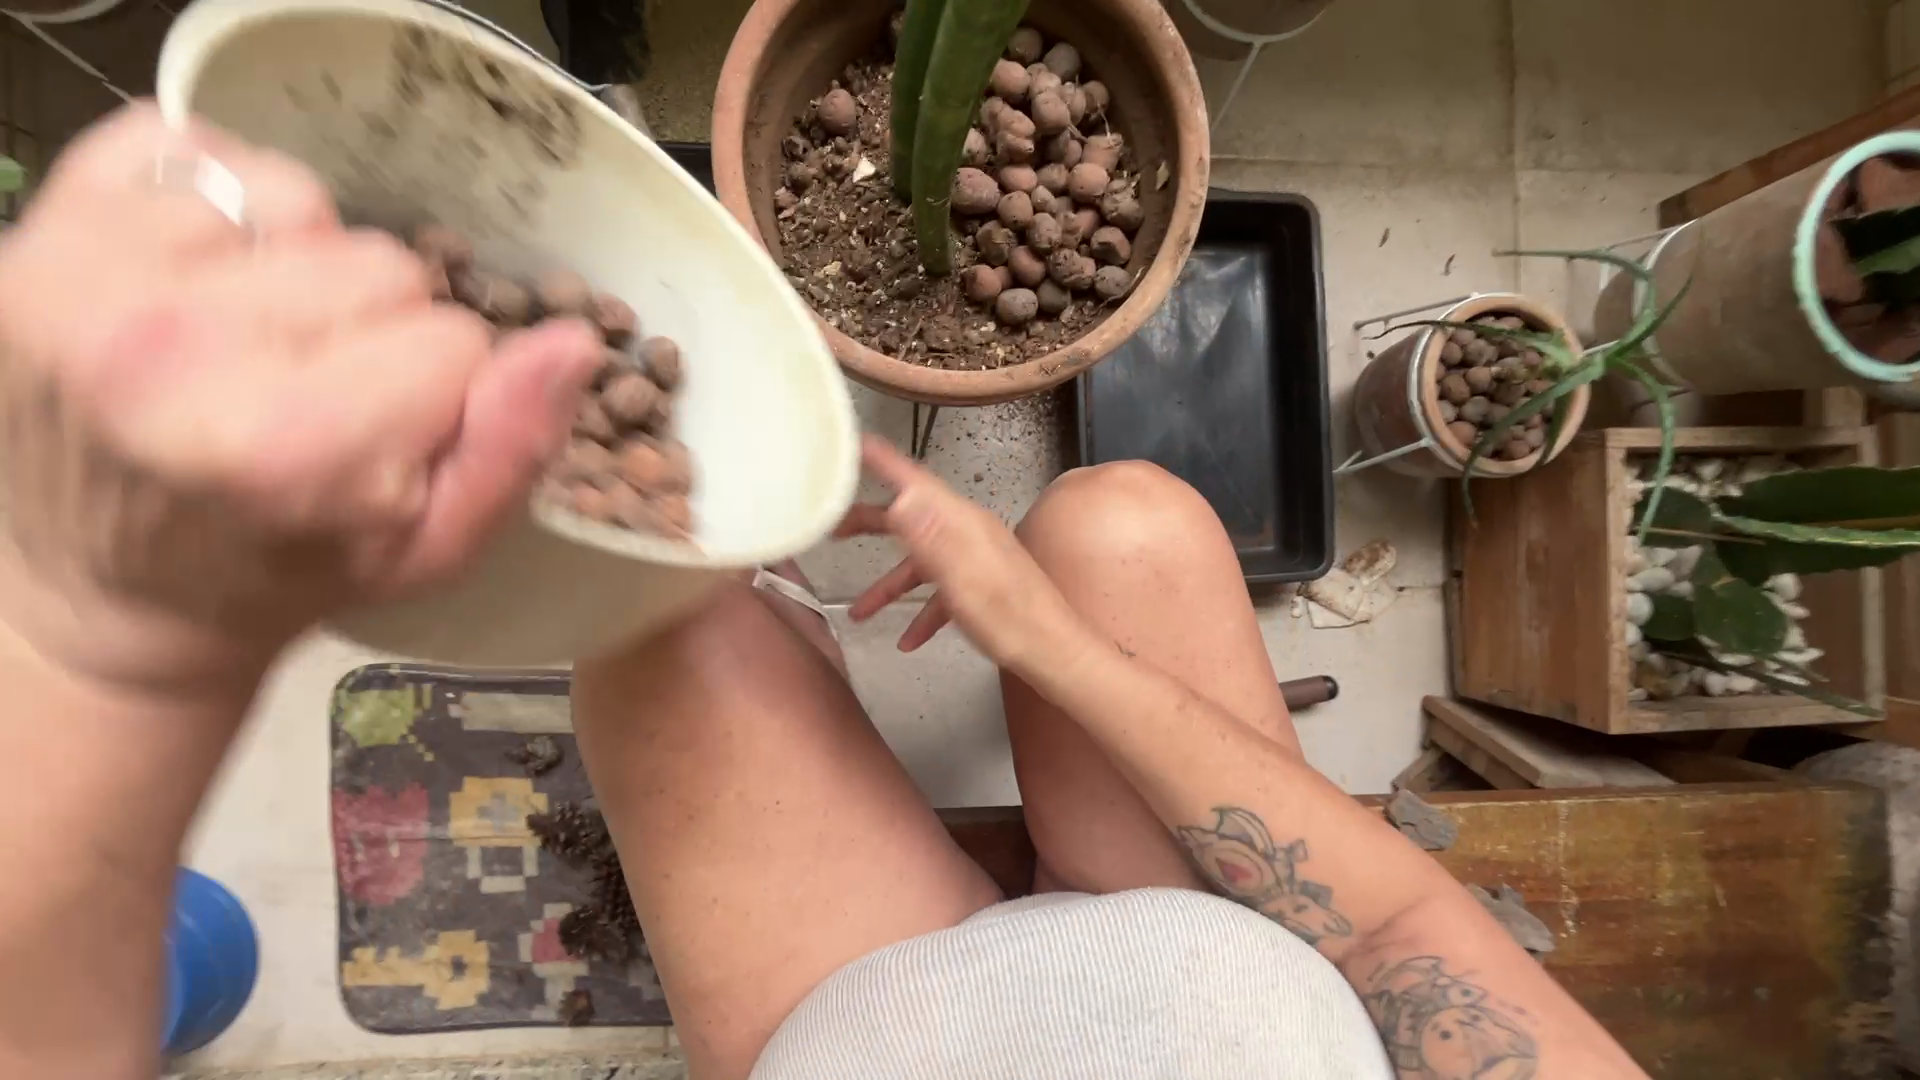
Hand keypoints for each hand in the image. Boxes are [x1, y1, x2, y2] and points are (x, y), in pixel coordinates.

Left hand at [0, 106, 602, 695]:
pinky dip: (223, 202)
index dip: (451, 383)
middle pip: (386, 266)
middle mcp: (182, 348)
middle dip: (388, 323)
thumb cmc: (305, 569)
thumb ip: (515, 445)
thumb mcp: (440, 543)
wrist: (115, 589)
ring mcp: (90, 280)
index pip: (454, 338)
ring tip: (275, 333)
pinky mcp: (37, 234)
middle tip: (337, 386)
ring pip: (303, 202)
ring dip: (313, 263)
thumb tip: (578, 340)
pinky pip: (182, 147)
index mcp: (297, 442)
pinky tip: (217, 275)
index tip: (403, 430)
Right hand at [838, 436, 1093, 675]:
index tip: (855, 445)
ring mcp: (976, 559)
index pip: (916, 482)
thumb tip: (901, 498)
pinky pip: (942, 592)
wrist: (1055, 654)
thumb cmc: (1011, 622)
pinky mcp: (982, 585)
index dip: (884, 463)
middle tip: (834, 523)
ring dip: (890, 585)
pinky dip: (922, 612)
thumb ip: (931, 539)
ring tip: (860, 610)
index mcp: (963, 523)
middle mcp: (968, 533)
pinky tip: (909, 640)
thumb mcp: (963, 581)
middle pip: (912, 517)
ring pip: (921, 563)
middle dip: (871, 521)